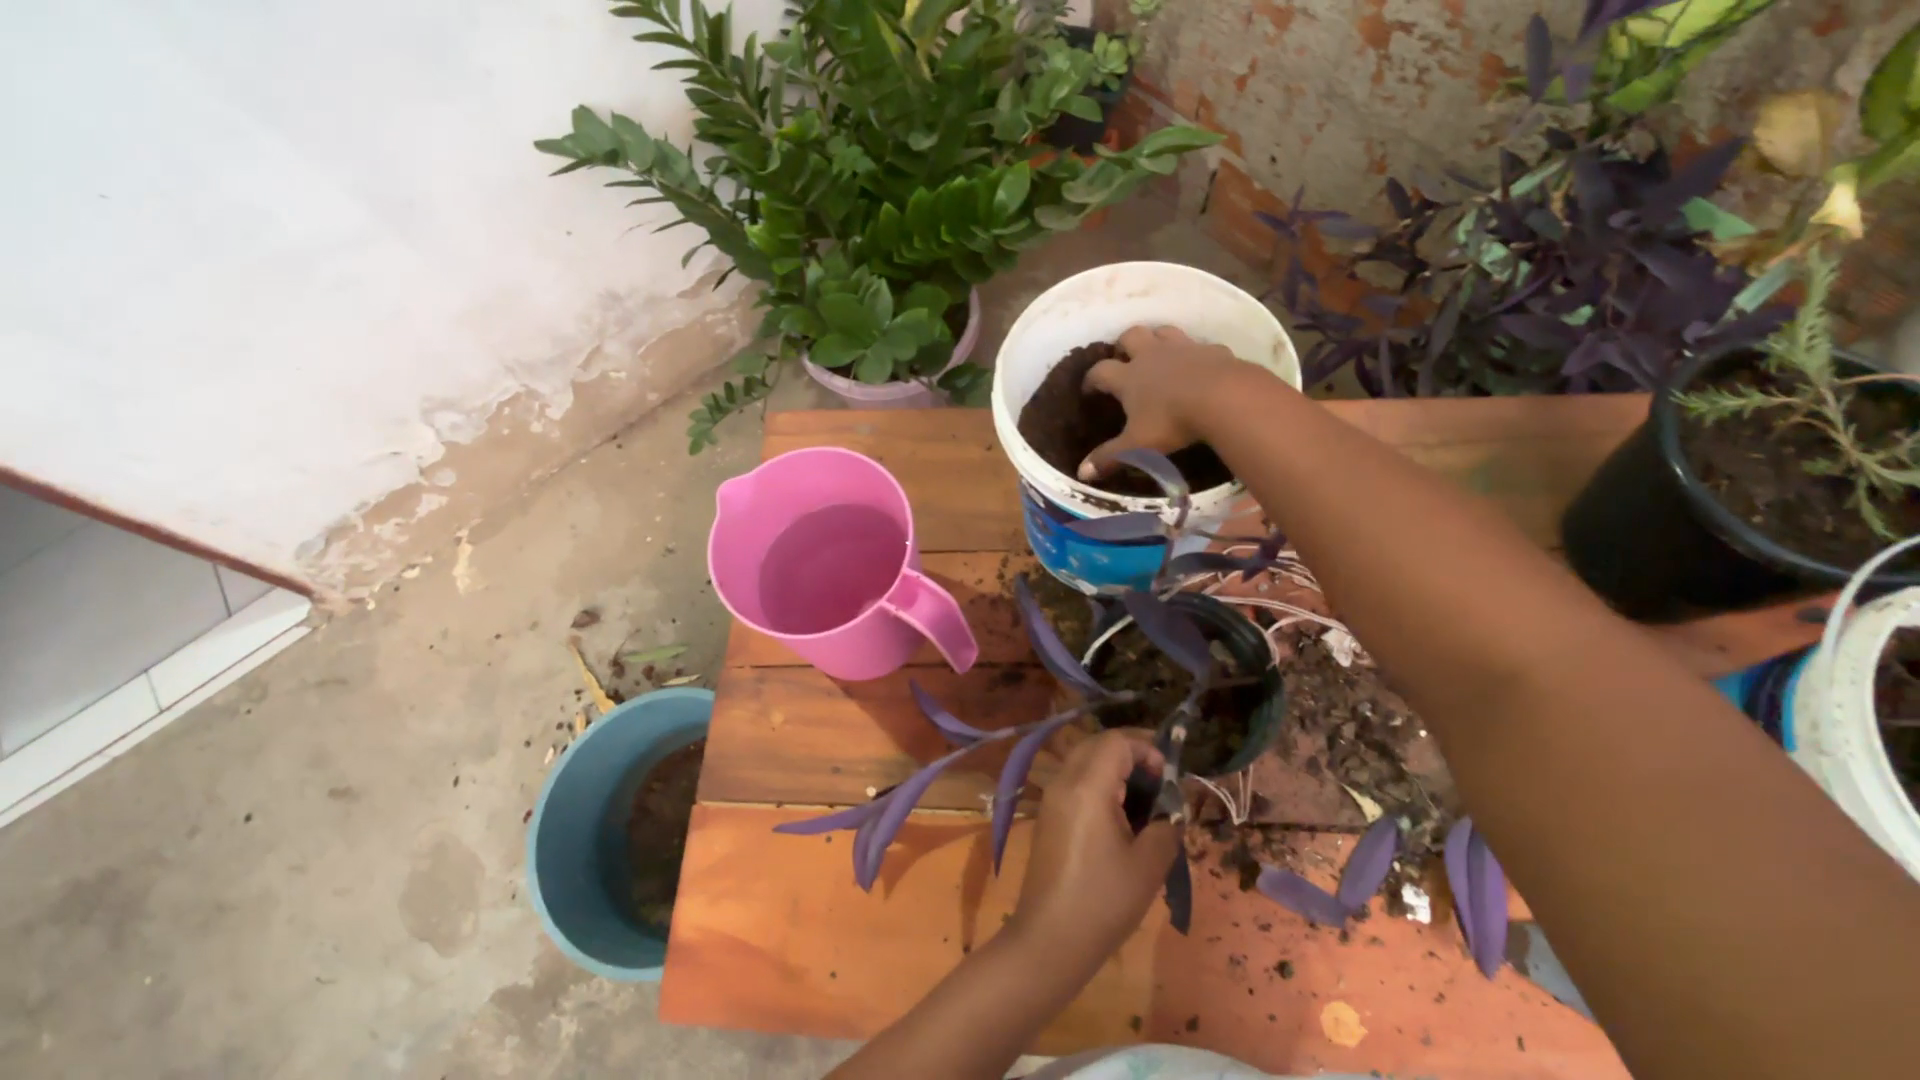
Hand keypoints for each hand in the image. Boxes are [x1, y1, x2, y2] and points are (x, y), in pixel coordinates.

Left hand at [1009, 731, 1179, 969]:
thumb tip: (1170, 810)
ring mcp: (1050, 800)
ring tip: (1144, 802)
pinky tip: (1120, 818)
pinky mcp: (1048, 818)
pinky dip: (1099, 785)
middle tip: (1159, 782)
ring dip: (1114, 769)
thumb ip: (1166, 825)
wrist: (1049, 940)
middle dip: (1131, 754)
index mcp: (1087, 788)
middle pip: (1097, 745)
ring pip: (1083, 762)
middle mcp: (1063, 783)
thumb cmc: (1103, 901)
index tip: (1168, 777)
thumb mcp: (1149, 864)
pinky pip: (1074, 783)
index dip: (1147, 748)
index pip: (1116, 741)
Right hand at [1078, 325, 1250, 480]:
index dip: (1091, 379)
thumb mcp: (1138, 446)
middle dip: (1124, 344)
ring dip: (1157, 338)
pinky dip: (1196, 354)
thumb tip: (1082, 472)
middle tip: (1124, 358)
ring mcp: (1183, 349)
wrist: (1224, 398)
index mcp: (1129, 377)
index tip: (1088, 389)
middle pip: (1130, 336)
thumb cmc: (1173, 421)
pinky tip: (1200, 365)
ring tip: (1158, 352)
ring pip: (1164, 331)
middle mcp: (1152, 356)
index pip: (1100, 371)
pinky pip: (1201, 346)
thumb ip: (1110, 457)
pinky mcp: (1212, 350)